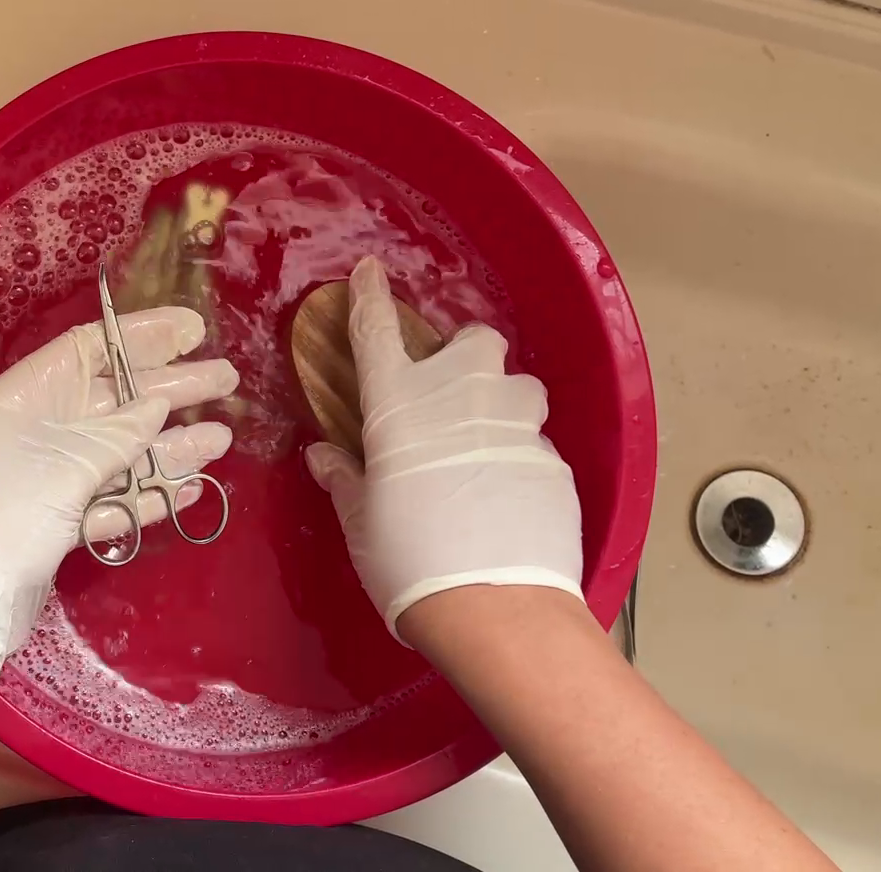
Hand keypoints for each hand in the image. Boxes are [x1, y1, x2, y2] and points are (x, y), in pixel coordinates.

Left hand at [0, 307, 237, 687]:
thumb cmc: (6, 513)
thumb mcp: (65, 464)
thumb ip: (118, 434)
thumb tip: (160, 407)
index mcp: (24, 397)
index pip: (88, 349)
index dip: (141, 337)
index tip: (193, 330)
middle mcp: (36, 428)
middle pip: (112, 399)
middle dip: (169, 389)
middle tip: (227, 378)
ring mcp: (47, 475)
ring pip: (118, 451)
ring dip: (168, 447)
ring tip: (223, 438)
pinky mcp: (57, 519)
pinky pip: (110, 495)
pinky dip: (146, 493)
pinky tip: (191, 489)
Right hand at [304, 256, 583, 641]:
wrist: (496, 609)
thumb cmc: (406, 554)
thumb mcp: (359, 517)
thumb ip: (344, 477)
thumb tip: (324, 456)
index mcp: (399, 405)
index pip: (376, 333)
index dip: (369, 297)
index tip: (369, 270)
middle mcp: (462, 399)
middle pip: (476, 341)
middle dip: (464, 354)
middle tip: (448, 392)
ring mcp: (517, 427)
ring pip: (518, 388)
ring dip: (499, 401)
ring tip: (480, 441)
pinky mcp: (556, 463)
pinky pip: (532, 439)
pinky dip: (514, 451)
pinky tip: (500, 491)